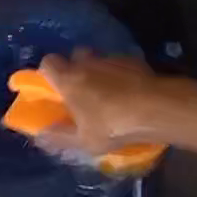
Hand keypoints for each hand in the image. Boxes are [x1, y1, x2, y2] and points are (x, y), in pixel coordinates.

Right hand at [33, 50, 160, 157]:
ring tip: (108, 93)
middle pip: (75, 55)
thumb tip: (41, 134)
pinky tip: (128, 91)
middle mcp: (87, 63)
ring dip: (98, 71)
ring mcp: (112, 59)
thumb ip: (60, 136)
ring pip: (99, 59)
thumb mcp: (84, 141)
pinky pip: (119, 64)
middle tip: (81, 90)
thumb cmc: (112, 126)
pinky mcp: (134, 61)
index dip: (48, 71)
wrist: (155, 108)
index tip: (54, 86)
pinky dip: (119, 74)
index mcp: (69, 79)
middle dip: (75, 68)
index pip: (48, 62)